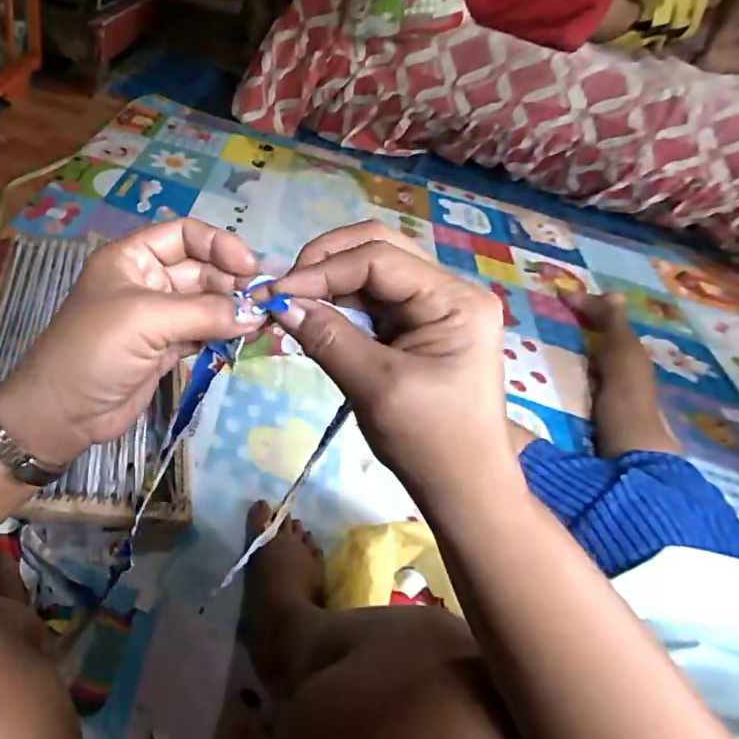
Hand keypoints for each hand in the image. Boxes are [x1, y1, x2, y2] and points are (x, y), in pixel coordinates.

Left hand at [0, 220, 261, 465]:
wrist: (63, 412)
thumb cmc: (94, 350)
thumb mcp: (146, 319)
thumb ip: (204, 312)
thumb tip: (256, 313)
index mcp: (132, 258)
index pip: (183, 234)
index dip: (218, 243)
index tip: (249, 266)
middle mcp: (147, 281)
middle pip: (201, 268)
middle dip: (231, 281)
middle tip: (263, 301)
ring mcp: (158, 317)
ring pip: (206, 302)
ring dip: (232, 309)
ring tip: (262, 321)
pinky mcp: (167, 349)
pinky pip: (204, 332)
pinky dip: (224, 334)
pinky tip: (245, 338)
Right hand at [265, 221, 509, 490]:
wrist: (463, 488)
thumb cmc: (429, 442)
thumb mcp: (375, 388)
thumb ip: (328, 338)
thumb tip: (279, 304)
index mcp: (454, 300)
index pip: (378, 258)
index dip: (322, 270)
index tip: (275, 294)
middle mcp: (448, 291)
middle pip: (377, 249)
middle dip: (324, 263)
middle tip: (282, 290)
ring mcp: (433, 306)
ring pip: (370, 271)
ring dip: (327, 282)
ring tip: (289, 303)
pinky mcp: (416, 325)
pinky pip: (371, 299)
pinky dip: (337, 302)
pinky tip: (312, 315)